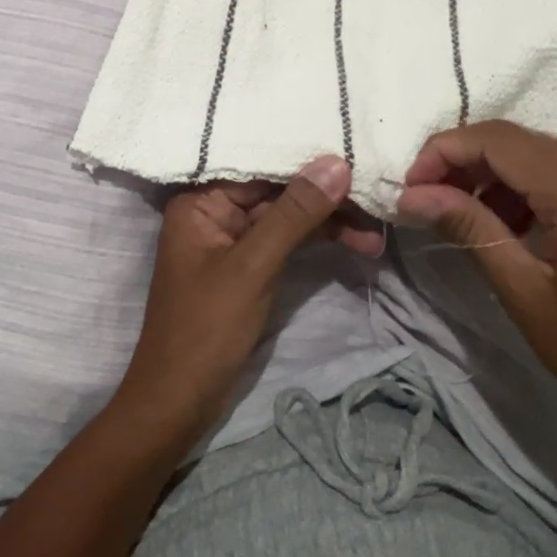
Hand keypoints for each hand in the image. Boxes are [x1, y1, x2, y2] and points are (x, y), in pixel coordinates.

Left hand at [112, 156, 351, 441]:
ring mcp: (228, 241)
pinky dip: (316, 244)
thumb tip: (334, 162)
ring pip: (285, 218)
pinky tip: (354, 246)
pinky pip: (284, 243)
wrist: (179, 398)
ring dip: (328, 225)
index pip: (259, 167)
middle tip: (377, 205)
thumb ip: (293, 213)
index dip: (308, 164)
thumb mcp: (253, 265)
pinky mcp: (244, 267)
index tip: (357, 158)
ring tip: (376, 237)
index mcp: (199, 201)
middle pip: (275, 192)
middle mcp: (211, 212)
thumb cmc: (206, 327)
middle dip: (326, 199)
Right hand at [395, 121, 556, 471]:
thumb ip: (470, 228)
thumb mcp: (525, 293)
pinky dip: (537, 190)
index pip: (500, 141)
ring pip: (551, 157)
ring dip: (500, 176)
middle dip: (468, 162)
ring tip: (465, 216)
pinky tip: (514, 226)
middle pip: (525, 142)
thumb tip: (412, 193)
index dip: (444, 151)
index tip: (409, 185)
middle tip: (427, 198)